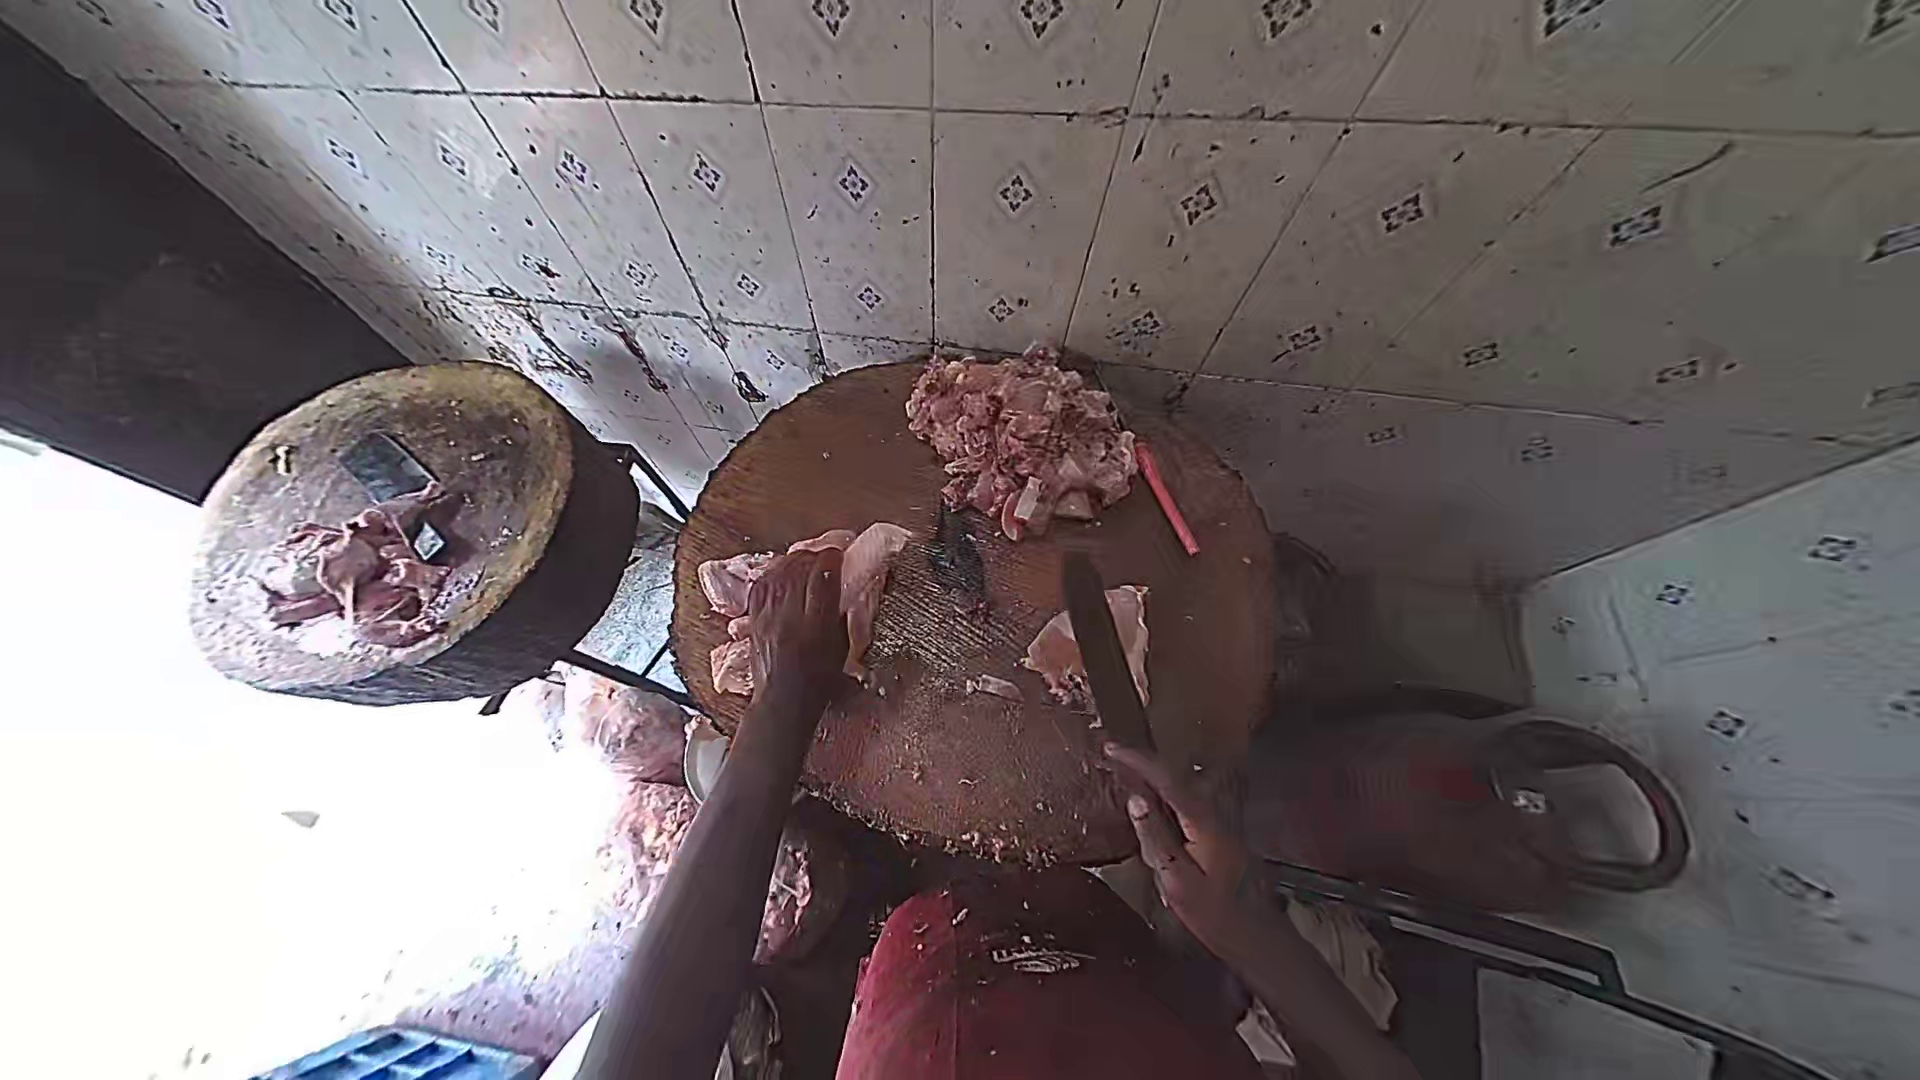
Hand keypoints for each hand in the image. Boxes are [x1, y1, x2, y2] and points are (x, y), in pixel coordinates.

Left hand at [747, 548, 847, 715]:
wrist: (783, 702)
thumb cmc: (819, 679)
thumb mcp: (841, 647)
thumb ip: (839, 614)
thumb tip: (841, 584)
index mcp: (817, 627)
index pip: (822, 578)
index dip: (832, 559)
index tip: (840, 554)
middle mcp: (790, 619)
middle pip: (799, 570)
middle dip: (814, 556)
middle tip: (826, 555)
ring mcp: (768, 618)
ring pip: (779, 574)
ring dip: (795, 561)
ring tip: (807, 560)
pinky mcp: (754, 620)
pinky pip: (762, 585)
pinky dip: (775, 573)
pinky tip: (784, 571)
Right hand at [1105, 742, 1259, 956]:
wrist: (1260, 940)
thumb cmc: (1217, 917)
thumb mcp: (1179, 882)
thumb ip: (1156, 838)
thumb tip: (1135, 798)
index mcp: (1202, 819)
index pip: (1165, 777)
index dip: (1135, 758)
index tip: (1110, 746)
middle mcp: (1212, 810)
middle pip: (1173, 773)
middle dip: (1140, 760)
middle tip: (1110, 752)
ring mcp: (1217, 818)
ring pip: (1179, 785)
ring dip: (1150, 774)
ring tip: (1123, 772)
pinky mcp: (1216, 829)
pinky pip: (1183, 799)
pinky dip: (1161, 791)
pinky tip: (1147, 799)